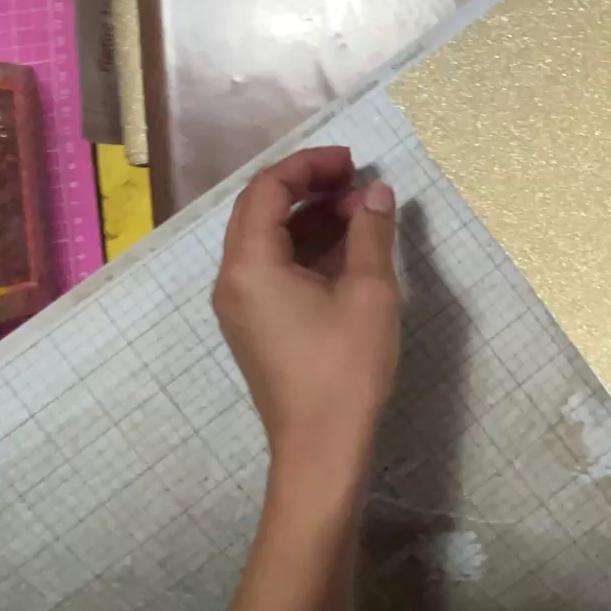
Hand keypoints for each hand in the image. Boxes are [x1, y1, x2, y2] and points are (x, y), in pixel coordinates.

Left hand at [214, 147, 399, 491]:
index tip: (354, 161)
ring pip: (268, 238)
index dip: (310, 165)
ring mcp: (243, 305)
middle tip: (357, 179)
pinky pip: (275, 266)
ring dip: (311, 215)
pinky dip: (308, 246)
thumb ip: (370, 231)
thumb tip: (376, 190)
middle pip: (260, 209)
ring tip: (360, 210)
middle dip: (308, 185)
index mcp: (250, 265)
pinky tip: (348, 247)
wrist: (323, 449)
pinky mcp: (259, 324)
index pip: (267, 189)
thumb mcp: (369, 290)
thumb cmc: (345, 366)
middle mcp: (234, 280)